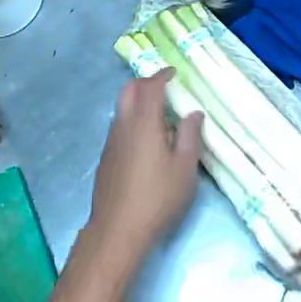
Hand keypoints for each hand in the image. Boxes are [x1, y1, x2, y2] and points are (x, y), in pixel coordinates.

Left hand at [81, 71, 202, 266]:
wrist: (118, 228)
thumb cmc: (158, 197)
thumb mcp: (185, 168)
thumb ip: (191, 136)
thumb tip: (194, 112)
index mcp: (144, 121)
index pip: (150, 87)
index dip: (162, 76)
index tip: (173, 72)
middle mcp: (123, 123)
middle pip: (129, 90)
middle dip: (146, 82)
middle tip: (164, 87)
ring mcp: (111, 139)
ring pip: (122, 106)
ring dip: (137, 100)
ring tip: (159, 112)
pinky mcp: (106, 155)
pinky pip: (119, 123)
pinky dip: (132, 117)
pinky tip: (146, 137)